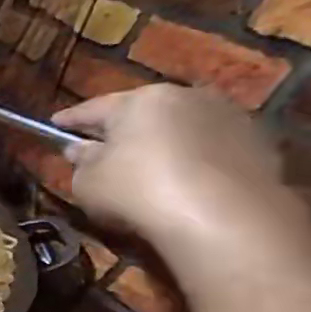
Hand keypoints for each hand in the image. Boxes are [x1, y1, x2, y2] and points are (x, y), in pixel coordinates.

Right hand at [52, 84, 302, 249]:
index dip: (71, 118)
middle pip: (143, 112)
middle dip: (122, 128)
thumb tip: (82, 150)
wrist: (220, 215)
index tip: (55, 122)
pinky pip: (209, 148)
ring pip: (181, 126)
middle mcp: (185, 96)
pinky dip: (193, 160)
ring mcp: (227, 116)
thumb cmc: (136, 191)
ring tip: (148, 166)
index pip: (95, 107)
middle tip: (103, 145)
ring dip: (162, 142)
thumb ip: (81, 163)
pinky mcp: (256, 142)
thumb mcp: (87, 183)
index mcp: (139, 101)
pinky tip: (184, 182)